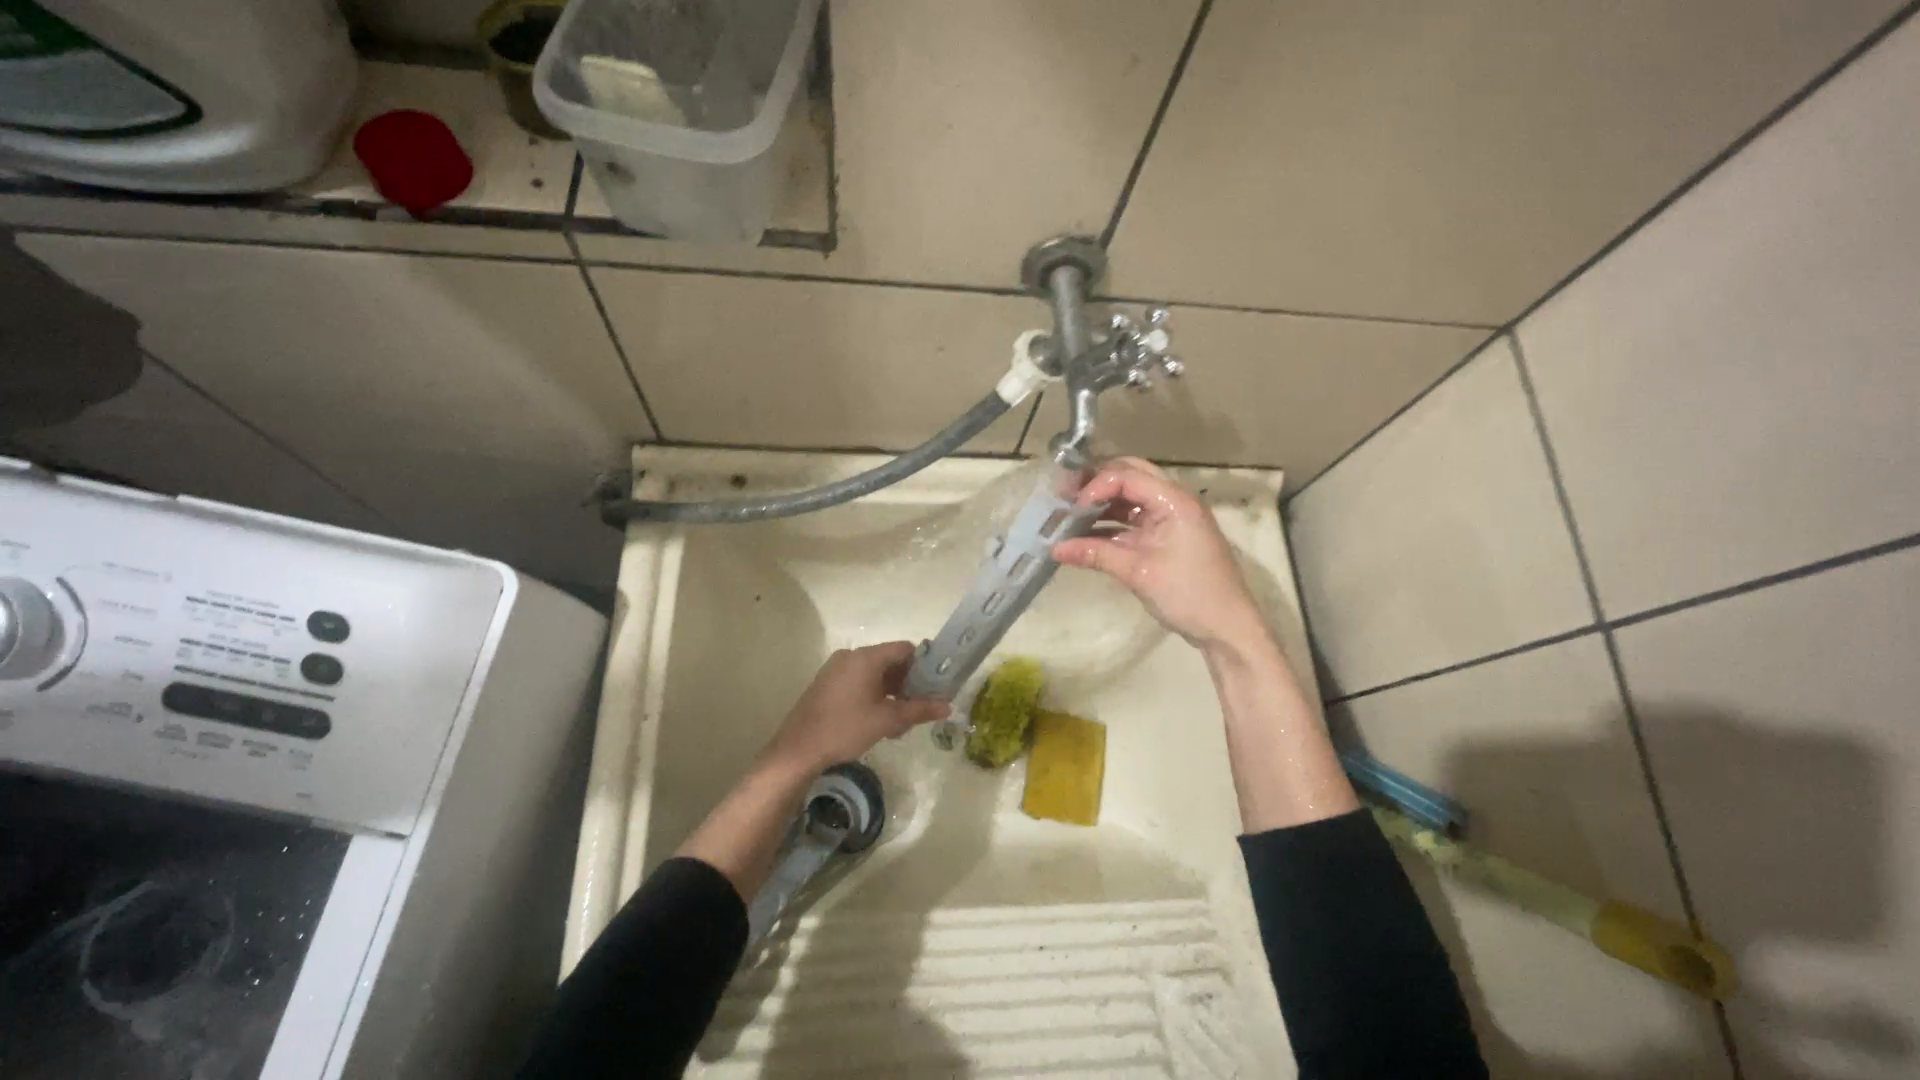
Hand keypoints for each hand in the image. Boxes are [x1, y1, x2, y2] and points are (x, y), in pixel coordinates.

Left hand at [762, 642, 950, 773]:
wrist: (798, 749)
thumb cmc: (845, 729)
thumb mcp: (887, 720)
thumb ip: (919, 710)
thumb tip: (947, 706)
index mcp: (865, 657)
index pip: (904, 649)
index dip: (924, 664)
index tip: (937, 684)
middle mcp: (850, 657)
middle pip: (889, 661)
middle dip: (909, 682)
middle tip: (922, 706)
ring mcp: (836, 670)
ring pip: (874, 674)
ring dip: (892, 692)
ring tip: (903, 719)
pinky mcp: (828, 684)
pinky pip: (859, 682)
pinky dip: (874, 695)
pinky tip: (880, 720)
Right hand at [1051, 457, 1266, 650]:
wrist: (1227, 627)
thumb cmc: (1188, 594)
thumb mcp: (1138, 573)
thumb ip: (1096, 554)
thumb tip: (1055, 548)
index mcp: (1174, 501)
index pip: (1126, 476)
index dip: (1095, 487)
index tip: (1072, 509)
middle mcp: (1174, 501)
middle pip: (1131, 476)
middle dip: (1097, 484)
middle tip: (1067, 496)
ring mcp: (1172, 519)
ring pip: (1132, 498)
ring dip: (1104, 504)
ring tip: (1071, 515)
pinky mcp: (1168, 537)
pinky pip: (1136, 520)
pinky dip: (1113, 524)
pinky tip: (1087, 536)